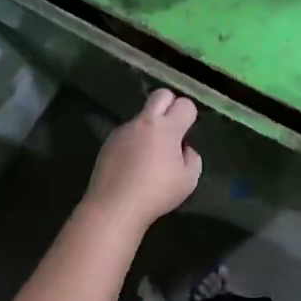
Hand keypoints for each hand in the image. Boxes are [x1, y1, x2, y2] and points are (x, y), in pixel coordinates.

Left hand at [85, 89, 202, 228]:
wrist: (115, 205)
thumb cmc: (157, 193)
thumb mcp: (189, 180)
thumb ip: (192, 158)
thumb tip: (183, 148)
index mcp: (167, 128)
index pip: (185, 104)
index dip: (190, 115)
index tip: (187, 132)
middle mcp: (144, 122)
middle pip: (160, 95)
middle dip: (170, 104)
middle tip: (172, 128)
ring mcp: (123, 130)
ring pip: (142, 116)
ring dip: (149, 127)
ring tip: (149, 156)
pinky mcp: (108, 142)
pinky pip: (127, 133)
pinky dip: (133, 141)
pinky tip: (132, 165)